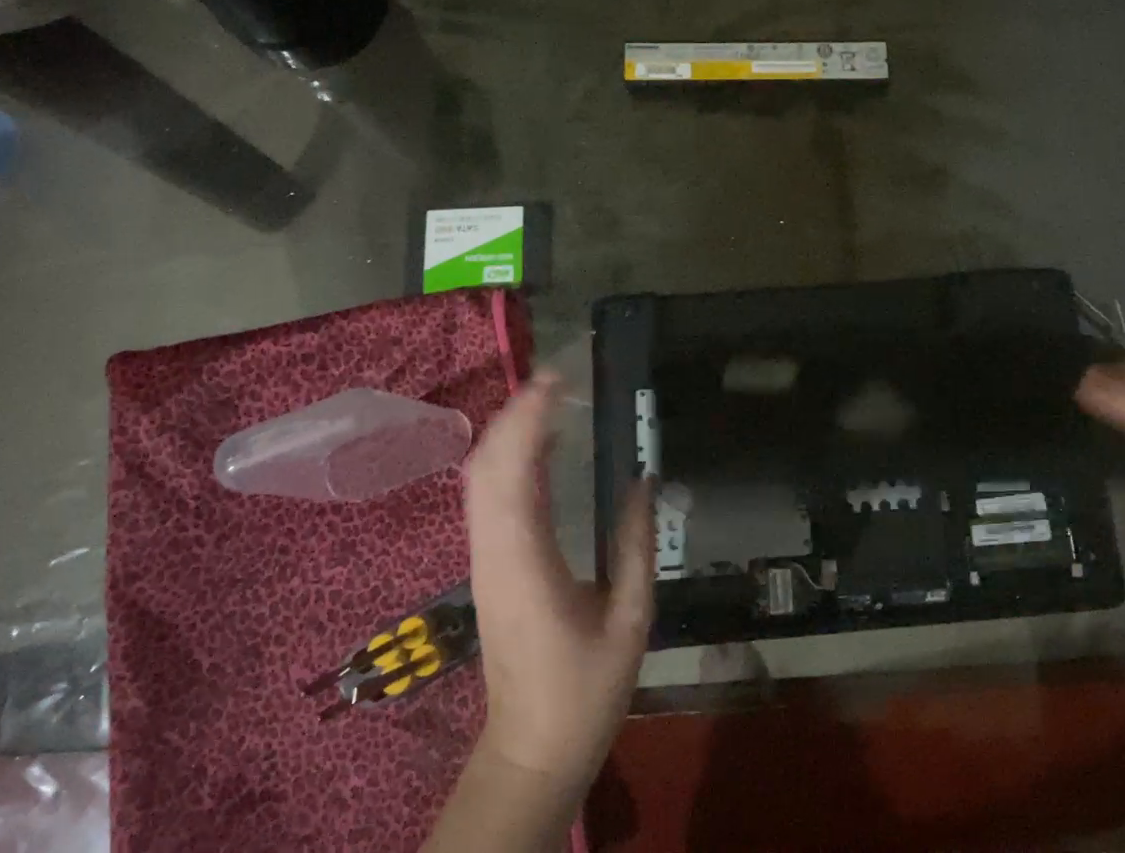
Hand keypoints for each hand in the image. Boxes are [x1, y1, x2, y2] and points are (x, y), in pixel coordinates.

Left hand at [463, 369, 653, 799]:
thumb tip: (645, 482)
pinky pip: (488, 498)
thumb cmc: (584, 690)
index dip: (527, 419)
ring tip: (550, 399)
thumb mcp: (629, 620)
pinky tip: (539, 447)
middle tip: (558, 379)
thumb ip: (637, 546)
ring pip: (479, 479)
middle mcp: (494, 552)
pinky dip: (508, 460)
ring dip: (509, 432)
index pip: (512, 474)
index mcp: (526, 563)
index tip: (557, 380)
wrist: (532, 745)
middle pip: (485, 466)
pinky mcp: (488, 566)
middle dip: (515, 414)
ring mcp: (484, 559)